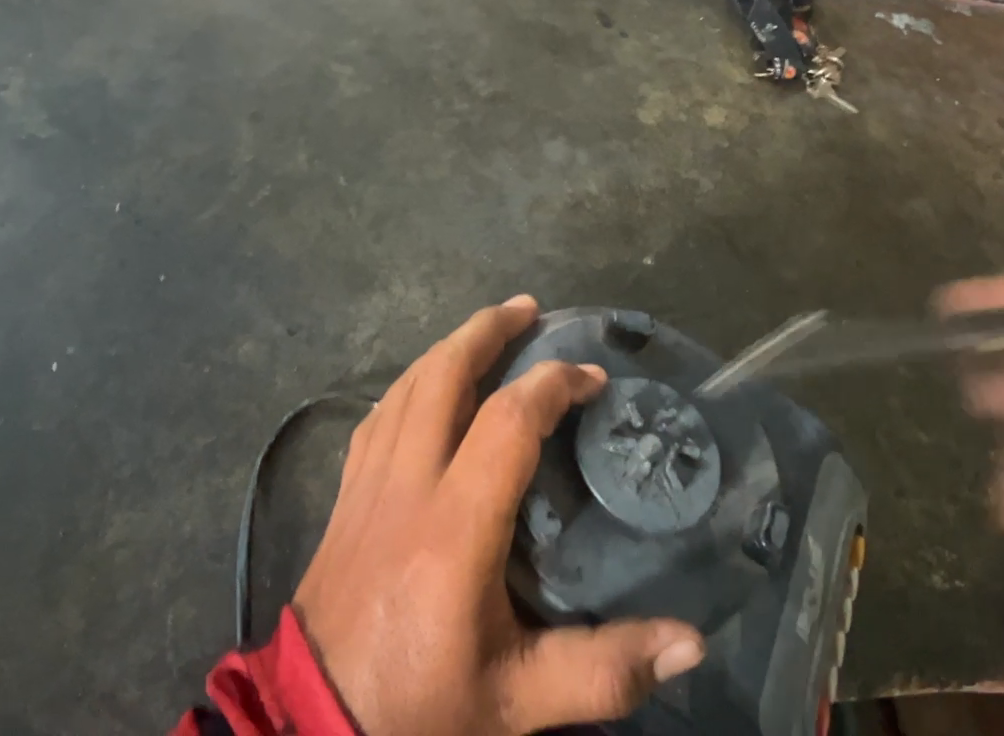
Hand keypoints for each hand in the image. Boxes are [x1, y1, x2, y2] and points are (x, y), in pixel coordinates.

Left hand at [294, 296, 705, 735]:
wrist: (312, 721)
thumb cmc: (419, 703)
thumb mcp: (518, 700)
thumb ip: (605, 669)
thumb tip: (691, 643)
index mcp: (454, 525)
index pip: (508, 422)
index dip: (554, 386)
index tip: (593, 380)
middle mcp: (406, 485)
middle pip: (443, 377)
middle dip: (486, 332)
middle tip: (528, 309)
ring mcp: (367, 484)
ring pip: (404, 387)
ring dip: (448, 349)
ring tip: (486, 330)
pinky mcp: (344, 495)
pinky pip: (378, 416)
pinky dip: (410, 385)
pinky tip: (427, 386)